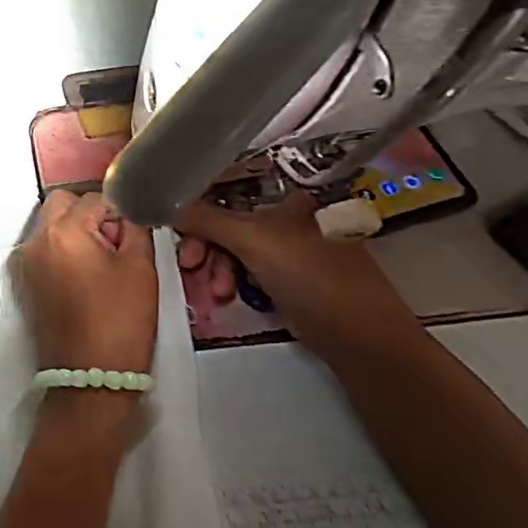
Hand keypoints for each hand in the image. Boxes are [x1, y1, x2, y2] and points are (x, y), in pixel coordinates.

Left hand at [12, 191, 157, 373]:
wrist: (90, 379)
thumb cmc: (120, 323)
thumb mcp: (140, 268)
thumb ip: (135, 227)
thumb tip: (127, 213)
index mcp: (63, 232)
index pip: (96, 198)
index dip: (121, 212)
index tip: (134, 235)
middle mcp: (35, 241)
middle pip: (64, 204)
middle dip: (91, 214)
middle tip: (116, 244)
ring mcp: (26, 263)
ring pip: (51, 225)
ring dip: (75, 231)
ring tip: (102, 264)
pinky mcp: (25, 283)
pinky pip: (44, 250)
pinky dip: (62, 251)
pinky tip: (86, 278)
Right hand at [174, 192, 407, 339]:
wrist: (356, 331)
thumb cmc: (308, 274)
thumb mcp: (253, 240)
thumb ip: (207, 220)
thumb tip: (170, 208)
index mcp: (284, 200)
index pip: (229, 196)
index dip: (200, 217)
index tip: (183, 245)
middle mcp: (286, 220)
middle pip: (228, 226)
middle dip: (207, 249)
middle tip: (191, 270)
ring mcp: (288, 252)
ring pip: (235, 252)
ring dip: (218, 271)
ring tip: (220, 294)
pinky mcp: (287, 281)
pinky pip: (247, 274)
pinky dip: (233, 283)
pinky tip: (230, 297)